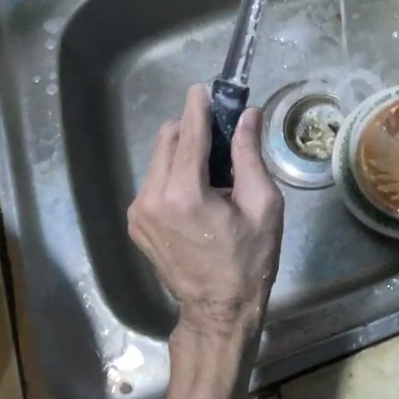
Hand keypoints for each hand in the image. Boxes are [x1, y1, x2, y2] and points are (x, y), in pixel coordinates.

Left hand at [127, 85, 284, 347]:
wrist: (219, 310)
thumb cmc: (250, 259)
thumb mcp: (263, 205)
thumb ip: (249, 155)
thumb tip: (247, 115)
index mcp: (184, 194)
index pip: (188, 135)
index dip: (198, 108)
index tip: (204, 88)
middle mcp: (151, 198)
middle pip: (168, 140)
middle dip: (192, 129)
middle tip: (222, 134)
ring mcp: (138, 212)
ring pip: (158, 159)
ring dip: (183, 151)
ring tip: (213, 170)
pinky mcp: (136, 223)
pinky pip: (154, 181)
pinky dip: (174, 174)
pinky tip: (198, 191)